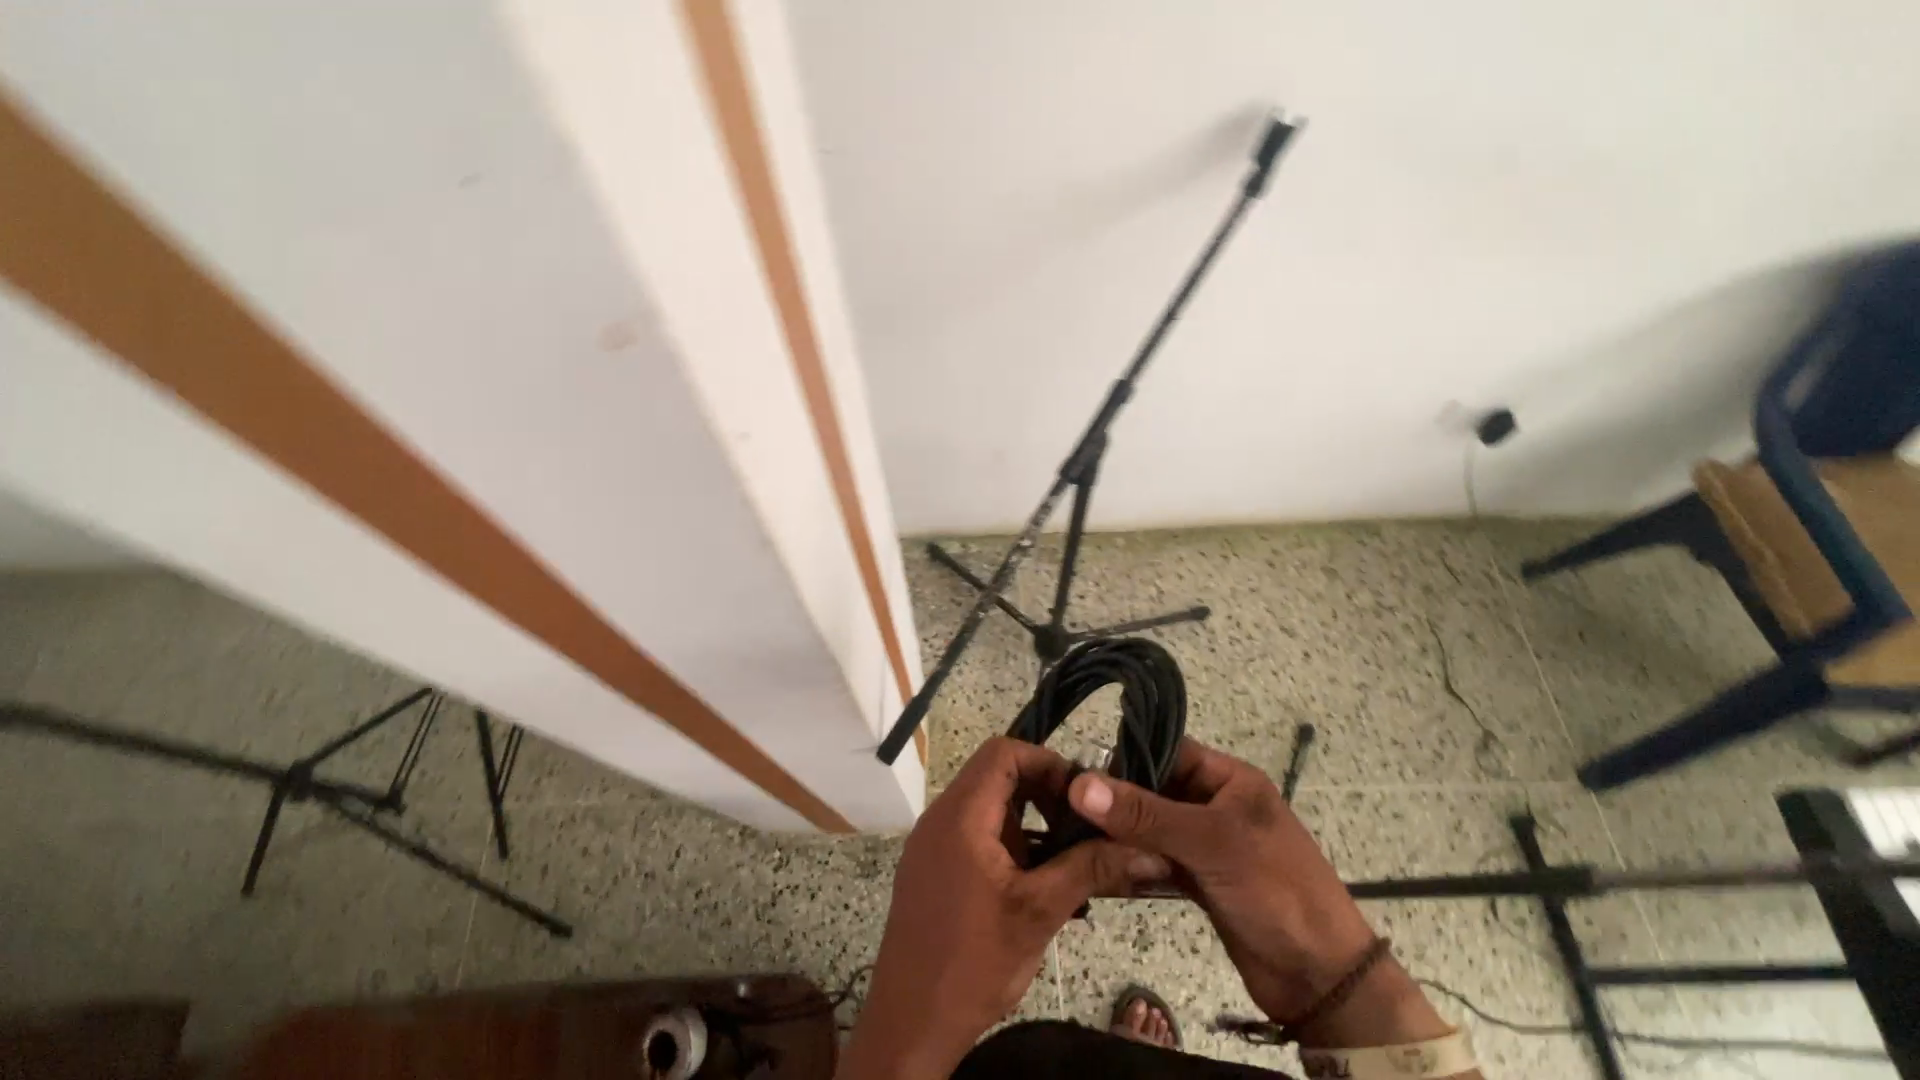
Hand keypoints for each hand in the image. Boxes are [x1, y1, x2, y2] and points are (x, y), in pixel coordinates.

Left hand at [839, 737, 1168, 1079]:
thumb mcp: (1040, 912)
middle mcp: (941, 820)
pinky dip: (1012, 848)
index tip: (1084, 796)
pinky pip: (977, 839)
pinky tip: (1045, 885)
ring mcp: (934, 847)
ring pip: (989, 811)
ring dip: (1032, 825)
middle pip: (997, 778)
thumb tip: (1147, 850)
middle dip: (1046, 795)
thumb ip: (1091, 870)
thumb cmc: (973, 962)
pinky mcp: (935, 872)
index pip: (1003, 752)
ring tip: (1074, 858)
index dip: (1047, 762)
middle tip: (1086, 827)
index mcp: (960, 816)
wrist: (910, 1023)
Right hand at [1067, 737, 1376, 1020]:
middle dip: (1114, 801)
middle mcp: (1216, 805)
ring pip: (1150, 829)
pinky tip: (1096, 870)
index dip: (1124, 758)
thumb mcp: (1210, 842)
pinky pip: (1155, 862)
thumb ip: (1144, 814)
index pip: (1167, 750)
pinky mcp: (1198, 881)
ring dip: (1118, 836)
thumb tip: (1078, 783)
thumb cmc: (1274, 889)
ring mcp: (1207, 846)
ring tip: (1070, 840)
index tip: (1075, 775)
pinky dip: (1131, 865)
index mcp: (1230, 780)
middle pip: (1154, 790)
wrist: (1320, 976)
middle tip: (1062, 811)